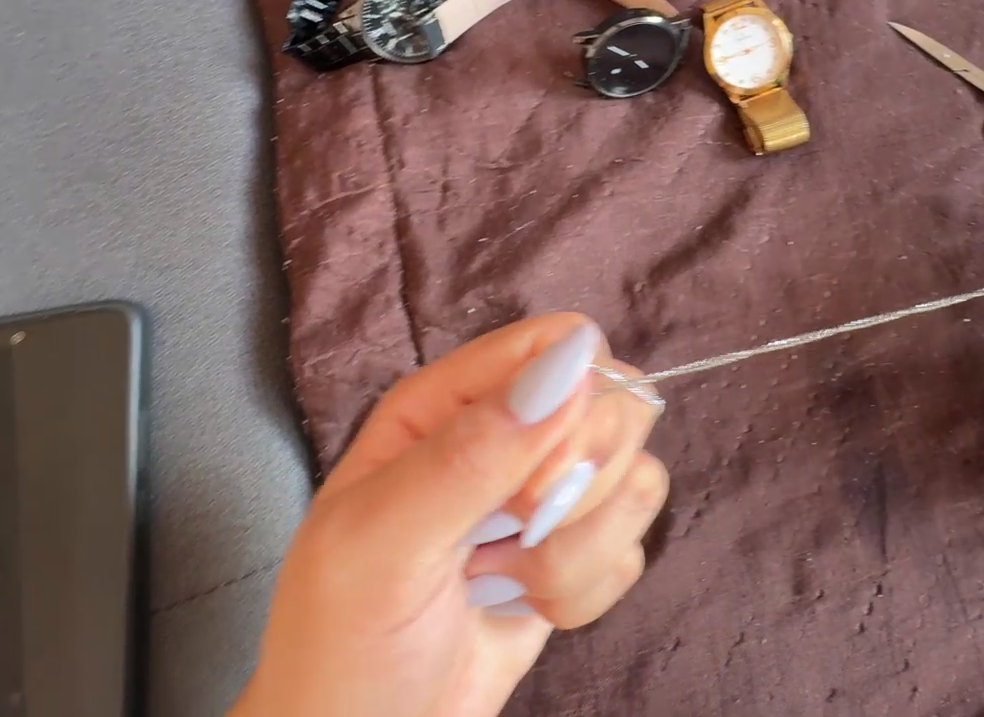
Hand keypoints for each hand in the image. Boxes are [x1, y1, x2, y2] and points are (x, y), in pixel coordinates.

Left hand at [230, 314, 668, 716]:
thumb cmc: (347, 639)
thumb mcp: (381, 543)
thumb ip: (469, 453)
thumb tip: (571, 364)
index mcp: (451, 399)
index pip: (560, 344)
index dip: (571, 404)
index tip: (535, 483)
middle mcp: (510, 428)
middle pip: (615, 403)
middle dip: (577, 484)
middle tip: (516, 530)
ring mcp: (550, 488)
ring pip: (636, 476)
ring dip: (576, 550)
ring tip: (504, 577)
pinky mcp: (581, 547)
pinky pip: (633, 545)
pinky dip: (584, 590)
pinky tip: (526, 604)